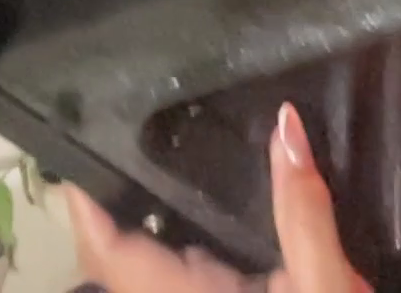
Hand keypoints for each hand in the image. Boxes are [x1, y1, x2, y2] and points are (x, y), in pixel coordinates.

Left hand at [64, 102, 368, 292]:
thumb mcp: (324, 283)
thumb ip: (303, 207)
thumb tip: (286, 123)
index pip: (113, 260)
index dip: (86, 215)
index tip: (75, 161)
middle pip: (127, 258)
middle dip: (121, 201)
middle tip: (131, 128)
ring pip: (154, 265)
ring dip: (151, 215)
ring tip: (163, 145)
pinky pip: (185, 268)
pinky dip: (182, 231)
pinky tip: (207, 196)